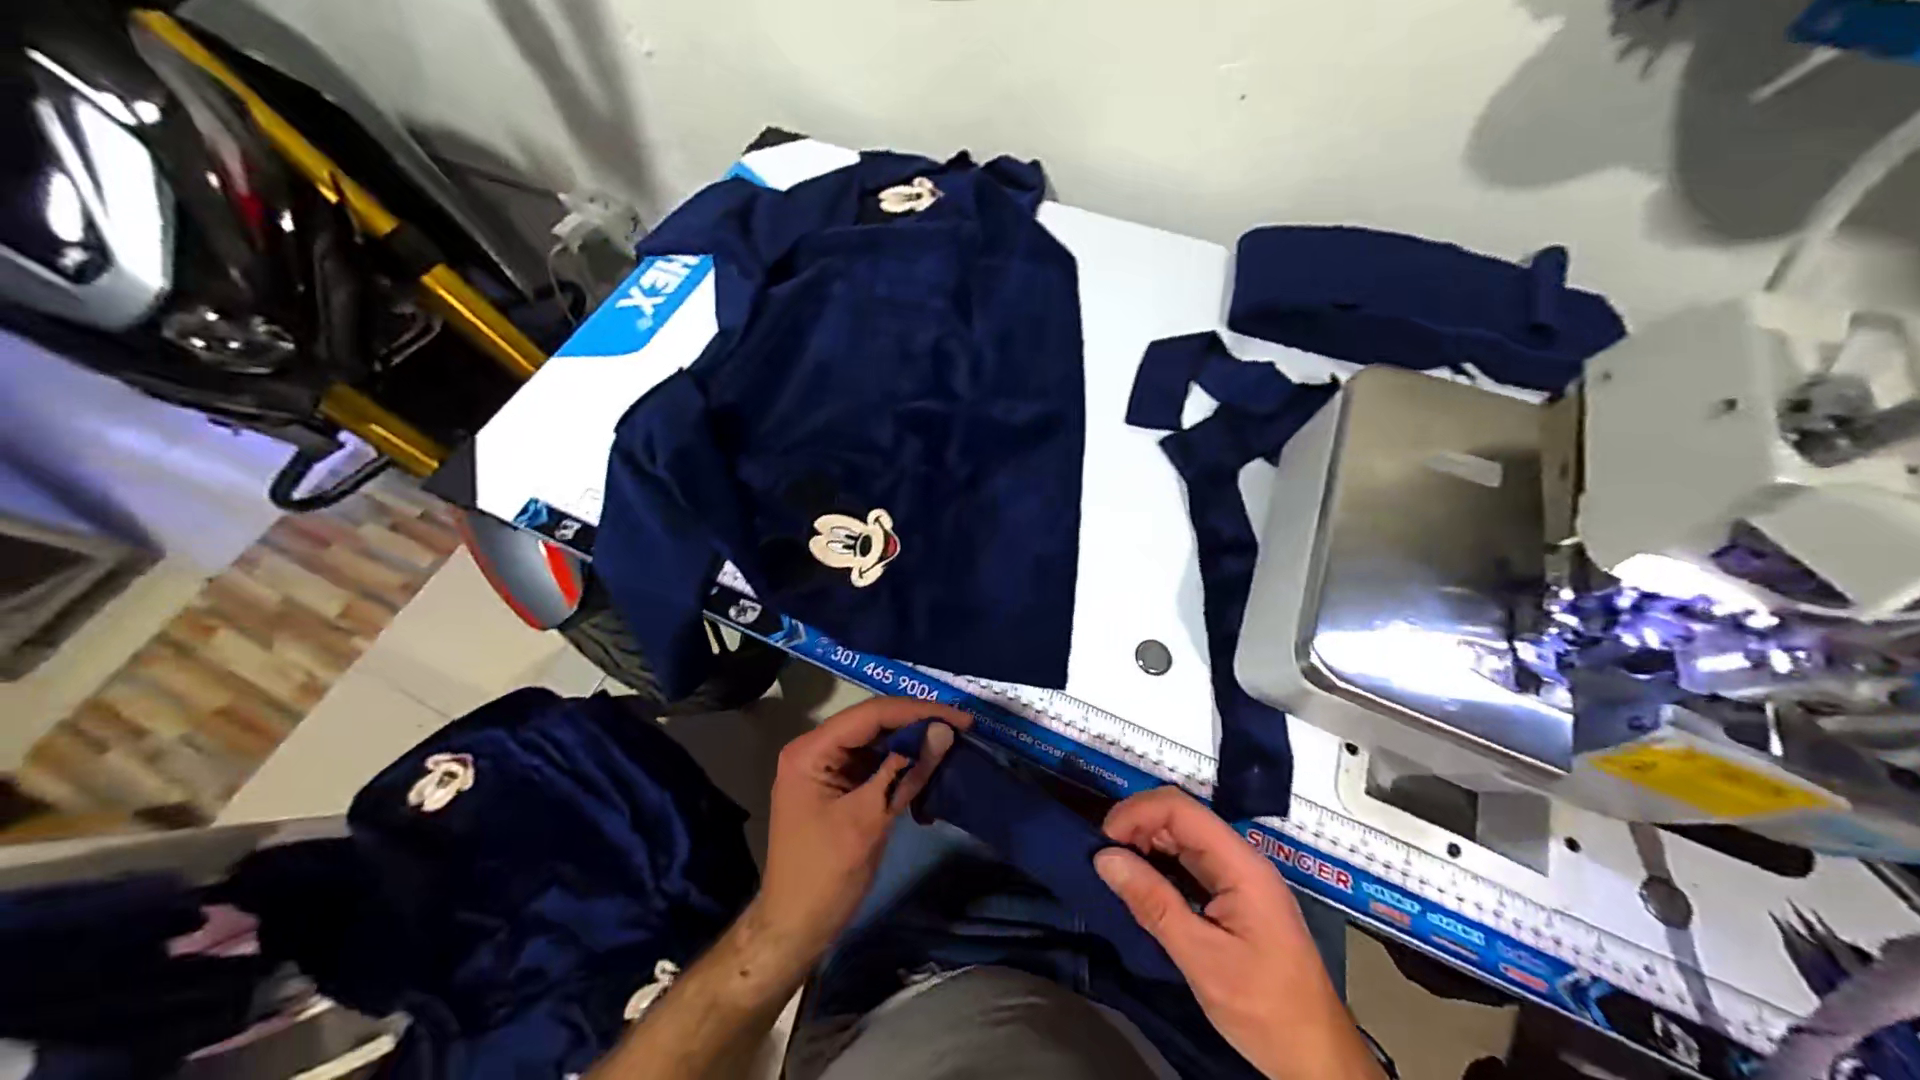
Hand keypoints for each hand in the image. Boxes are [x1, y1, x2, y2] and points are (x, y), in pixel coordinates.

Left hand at [752, 696, 970, 961]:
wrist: (796, 928)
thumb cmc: (825, 875)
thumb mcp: (869, 820)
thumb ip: (906, 771)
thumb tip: (944, 732)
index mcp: (811, 751)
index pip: (872, 714)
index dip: (918, 712)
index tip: (962, 719)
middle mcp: (816, 749)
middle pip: (875, 724)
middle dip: (919, 727)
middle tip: (963, 731)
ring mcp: (827, 768)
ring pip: (879, 744)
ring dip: (914, 749)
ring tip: (953, 751)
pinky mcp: (840, 786)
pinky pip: (877, 766)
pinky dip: (903, 771)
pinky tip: (928, 780)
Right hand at [1095, 787, 1382, 1079]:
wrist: (1319, 1060)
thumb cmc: (1266, 1011)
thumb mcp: (1203, 959)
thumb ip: (1154, 904)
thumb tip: (1105, 858)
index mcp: (1240, 865)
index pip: (1180, 809)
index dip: (1136, 813)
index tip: (1102, 842)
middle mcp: (1241, 861)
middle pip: (1181, 817)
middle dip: (1136, 826)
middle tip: (1103, 859)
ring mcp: (1239, 879)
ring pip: (1183, 838)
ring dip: (1145, 845)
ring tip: (1115, 871)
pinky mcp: (1235, 898)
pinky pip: (1190, 863)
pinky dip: (1160, 865)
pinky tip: (1141, 885)